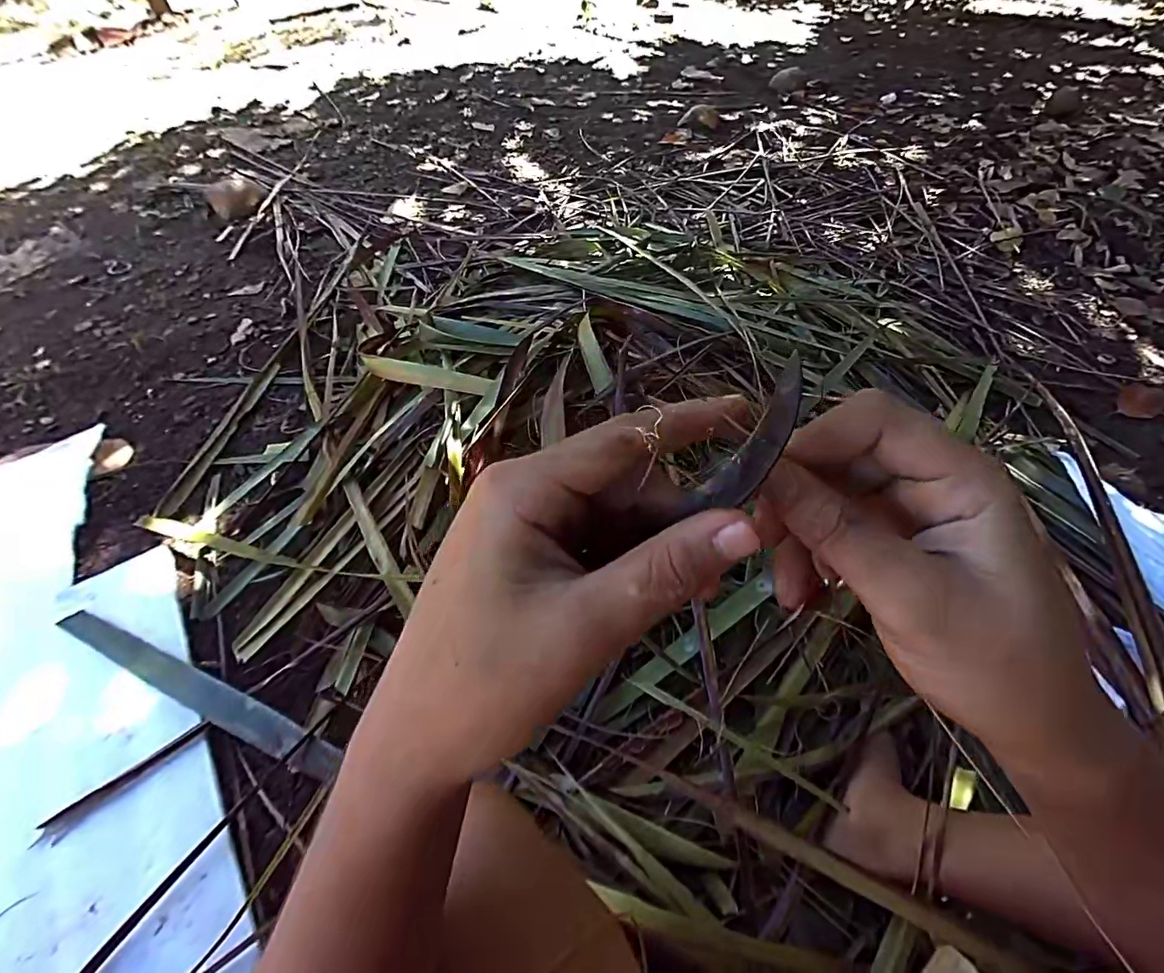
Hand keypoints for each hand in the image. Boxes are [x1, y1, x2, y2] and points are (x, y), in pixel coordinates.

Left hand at [357, 397, 764, 786]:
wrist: (414, 751)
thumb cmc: (488, 686)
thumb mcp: (590, 624)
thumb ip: (669, 569)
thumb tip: (749, 526)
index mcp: (526, 487)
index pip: (625, 438)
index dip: (691, 423)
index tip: (747, 412)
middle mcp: (525, 490)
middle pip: (628, 484)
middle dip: (676, 522)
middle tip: (715, 578)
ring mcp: (527, 523)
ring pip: (619, 516)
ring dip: (658, 549)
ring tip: (686, 598)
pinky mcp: (532, 553)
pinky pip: (600, 542)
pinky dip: (633, 565)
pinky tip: (645, 600)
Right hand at [754, 390, 1103, 763]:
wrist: (1039, 724)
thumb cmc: (993, 662)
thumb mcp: (909, 597)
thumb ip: (838, 532)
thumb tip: (769, 476)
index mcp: (961, 475)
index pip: (877, 420)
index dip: (816, 437)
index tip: (764, 481)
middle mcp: (937, 481)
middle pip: (849, 456)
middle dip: (799, 497)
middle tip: (762, 543)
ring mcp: (919, 512)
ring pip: (837, 495)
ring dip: (802, 535)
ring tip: (789, 593)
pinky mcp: (903, 542)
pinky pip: (844, 529)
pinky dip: (817, 556)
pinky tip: (808, 595)